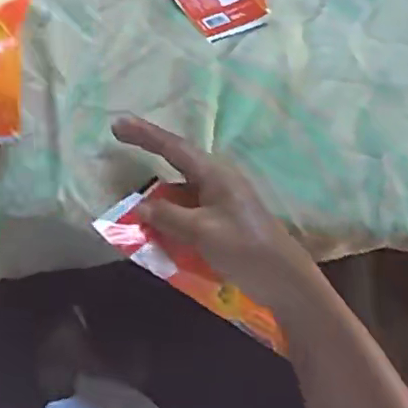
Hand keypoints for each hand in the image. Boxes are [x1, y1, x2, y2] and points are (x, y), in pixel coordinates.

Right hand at [112, 116, 322, 308]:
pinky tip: (158, 218)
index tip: (117, 123)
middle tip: (119, 136)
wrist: (290, 284)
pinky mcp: (223, 215)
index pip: (171, 146)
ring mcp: (222, 196)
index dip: (143, 134)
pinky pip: (187, 202)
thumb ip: (168, 217)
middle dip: (147, 146)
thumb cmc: (247, 251)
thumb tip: (140, 208)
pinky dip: (169, 205)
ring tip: (134, 186)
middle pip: (175, 156)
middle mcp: (217, 178)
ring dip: (157, 184)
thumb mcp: (203, 233)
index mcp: (213, 173)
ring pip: (180, 183)